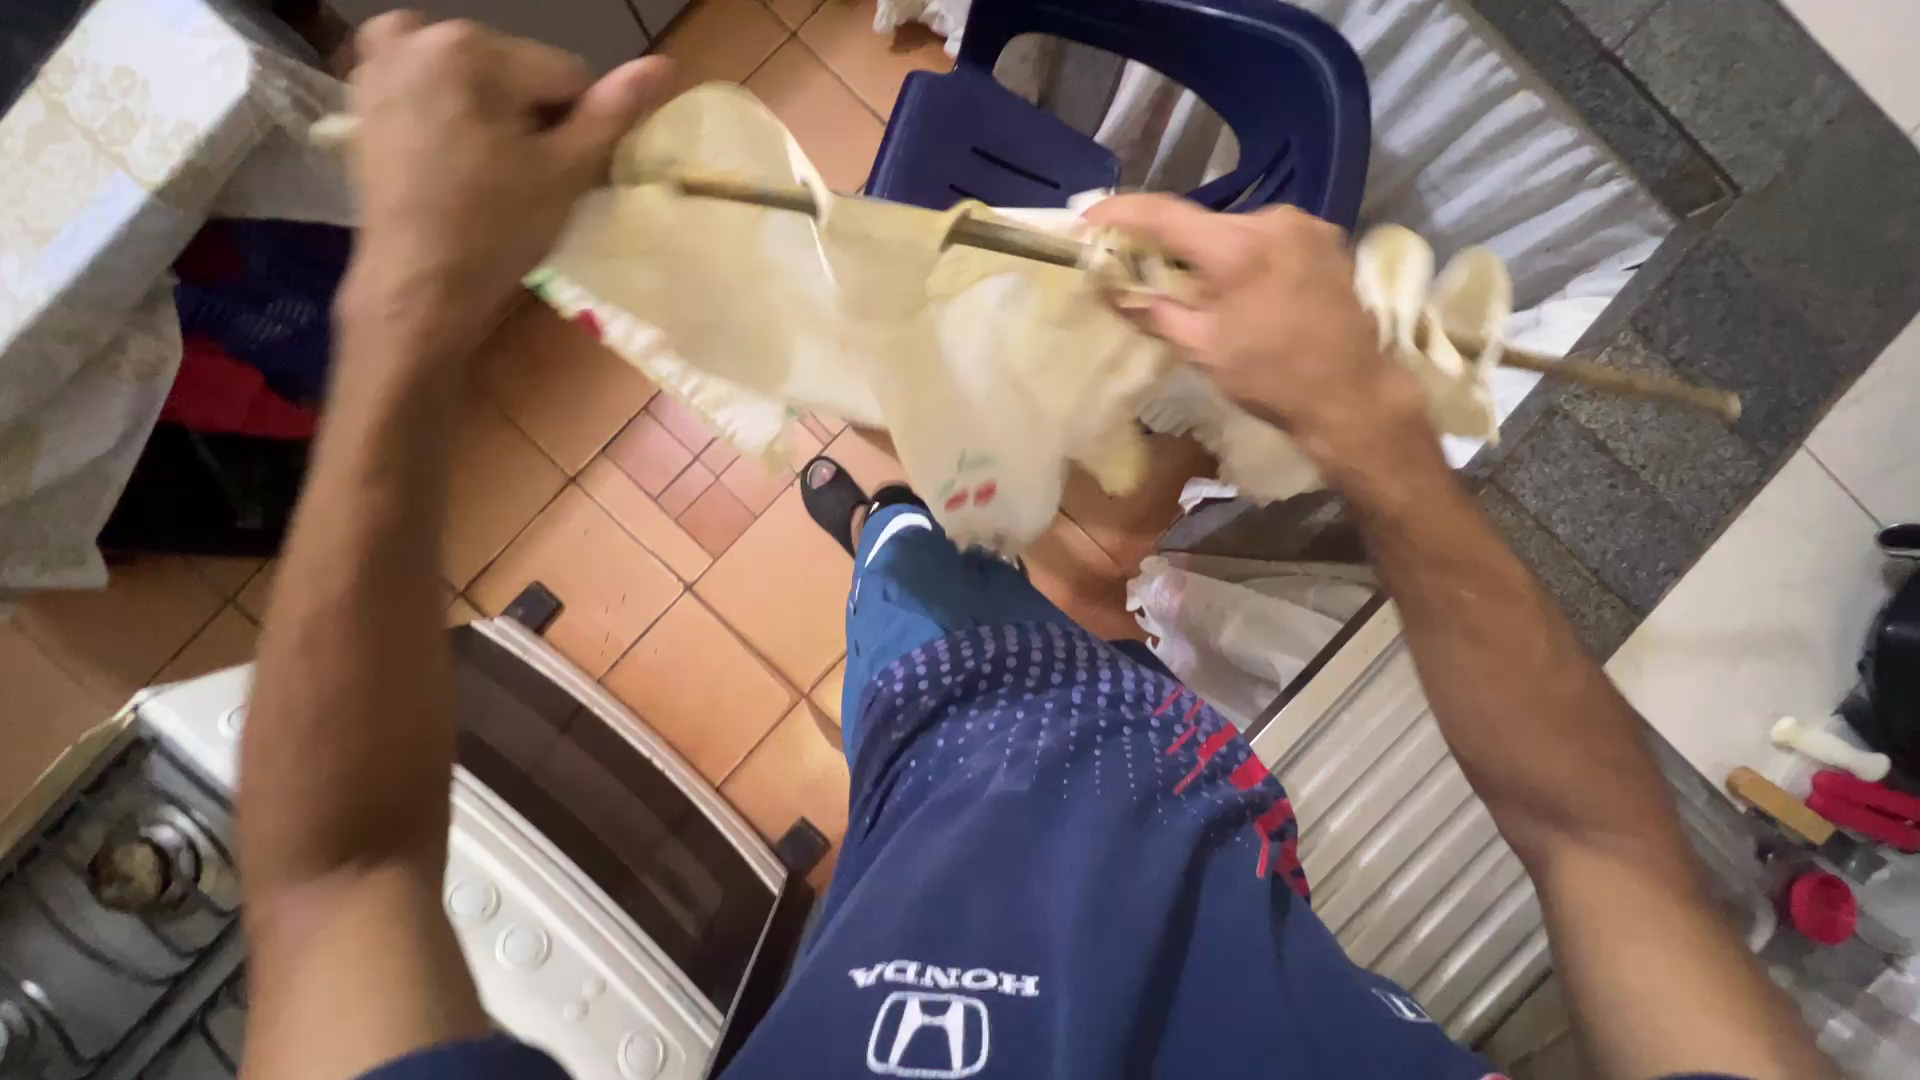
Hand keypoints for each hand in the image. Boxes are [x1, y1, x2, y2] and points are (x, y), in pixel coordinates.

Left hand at [337, 14, 671, 372]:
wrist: (421, 283)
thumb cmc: (499, 231)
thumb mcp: (566, 173)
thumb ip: (612, 115)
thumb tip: (665, 65)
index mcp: (473, 49)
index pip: (567, 75)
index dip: (581, 128)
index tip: (563, 175)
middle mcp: (419, 34)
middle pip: (518, 72)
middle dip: (533, 117)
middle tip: (525, 179)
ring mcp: (382, 59)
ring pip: (479, 79)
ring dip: (496, 114)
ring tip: (490, 170)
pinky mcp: (364, 90)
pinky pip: (435, 85)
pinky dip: (454, 111)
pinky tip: (454, 156)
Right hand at [1084, 195, 1432, 471]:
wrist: (1351, 394)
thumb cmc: (1270, 378)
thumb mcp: (1200, 348)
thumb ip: (1152, 311)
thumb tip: (1111, 289)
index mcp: (1236, 247)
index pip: (1162, 215)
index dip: (1119, 212)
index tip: (1088, 218)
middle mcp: (1272, 219)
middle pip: (1200, 223)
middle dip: (1166, 244)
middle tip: (1140, 268)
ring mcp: (1305, 224)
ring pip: (1234, 230)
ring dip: (1208, 253)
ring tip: (1197, 290)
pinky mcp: (1325, 237)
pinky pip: (1265, 237)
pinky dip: (1242, 255)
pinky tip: (1239, 287)